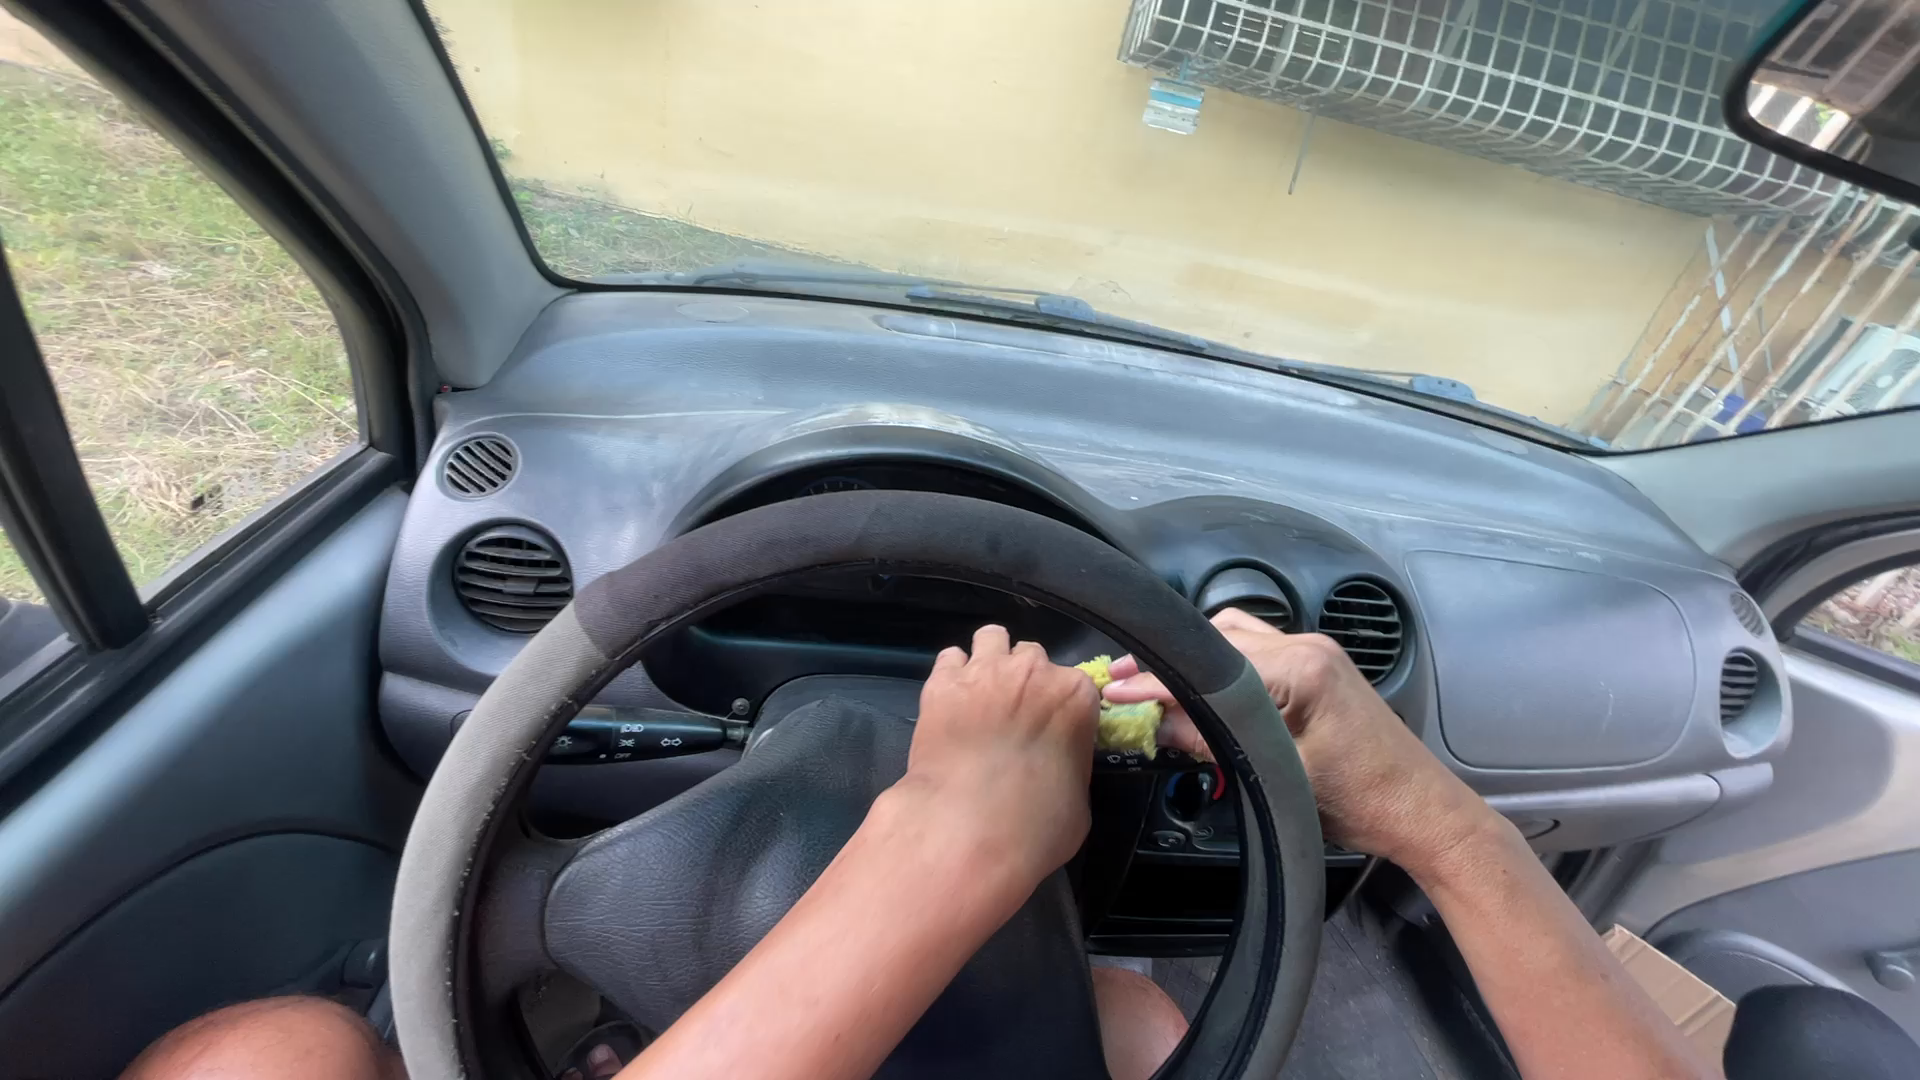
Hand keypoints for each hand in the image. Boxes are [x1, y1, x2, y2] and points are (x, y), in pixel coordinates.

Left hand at [896, 624, 1101, 896]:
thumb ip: (1071, 762)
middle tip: (1013, 712)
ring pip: (991, 637)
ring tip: (982, 689)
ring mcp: (984, 671)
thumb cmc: (1036, 824)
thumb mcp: (1079, 799)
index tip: (1050, 727)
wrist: (968, 826)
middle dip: (1025, 678)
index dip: (1061, 705)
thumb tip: (1057, 762)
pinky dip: (953, 673)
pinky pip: (950, 657)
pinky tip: (951, 697)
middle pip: (1032, 655)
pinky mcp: (942, 682)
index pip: (1076, 683)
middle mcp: (1031, 671)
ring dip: (990, 658)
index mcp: (1074, 695)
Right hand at [1102, 609, 1496, 870]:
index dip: (1155, 679)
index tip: (1114, 689)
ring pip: (1233, 633)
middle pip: (1216, 636)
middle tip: (1123, 681)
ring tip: (1155, 679)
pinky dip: (1221, 658)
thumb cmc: (1359, 804)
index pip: (1208, 663)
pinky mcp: (1319, 663)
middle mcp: (1306, 645)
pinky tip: (1203, 680)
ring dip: (1194, 654)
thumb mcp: (1277, 777)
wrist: (1426, 814)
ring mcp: (1314, 650)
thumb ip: (1211, 741)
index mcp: (1299, 669)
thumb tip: (1153, 722)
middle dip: (1168, 661)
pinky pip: (1256, 646)